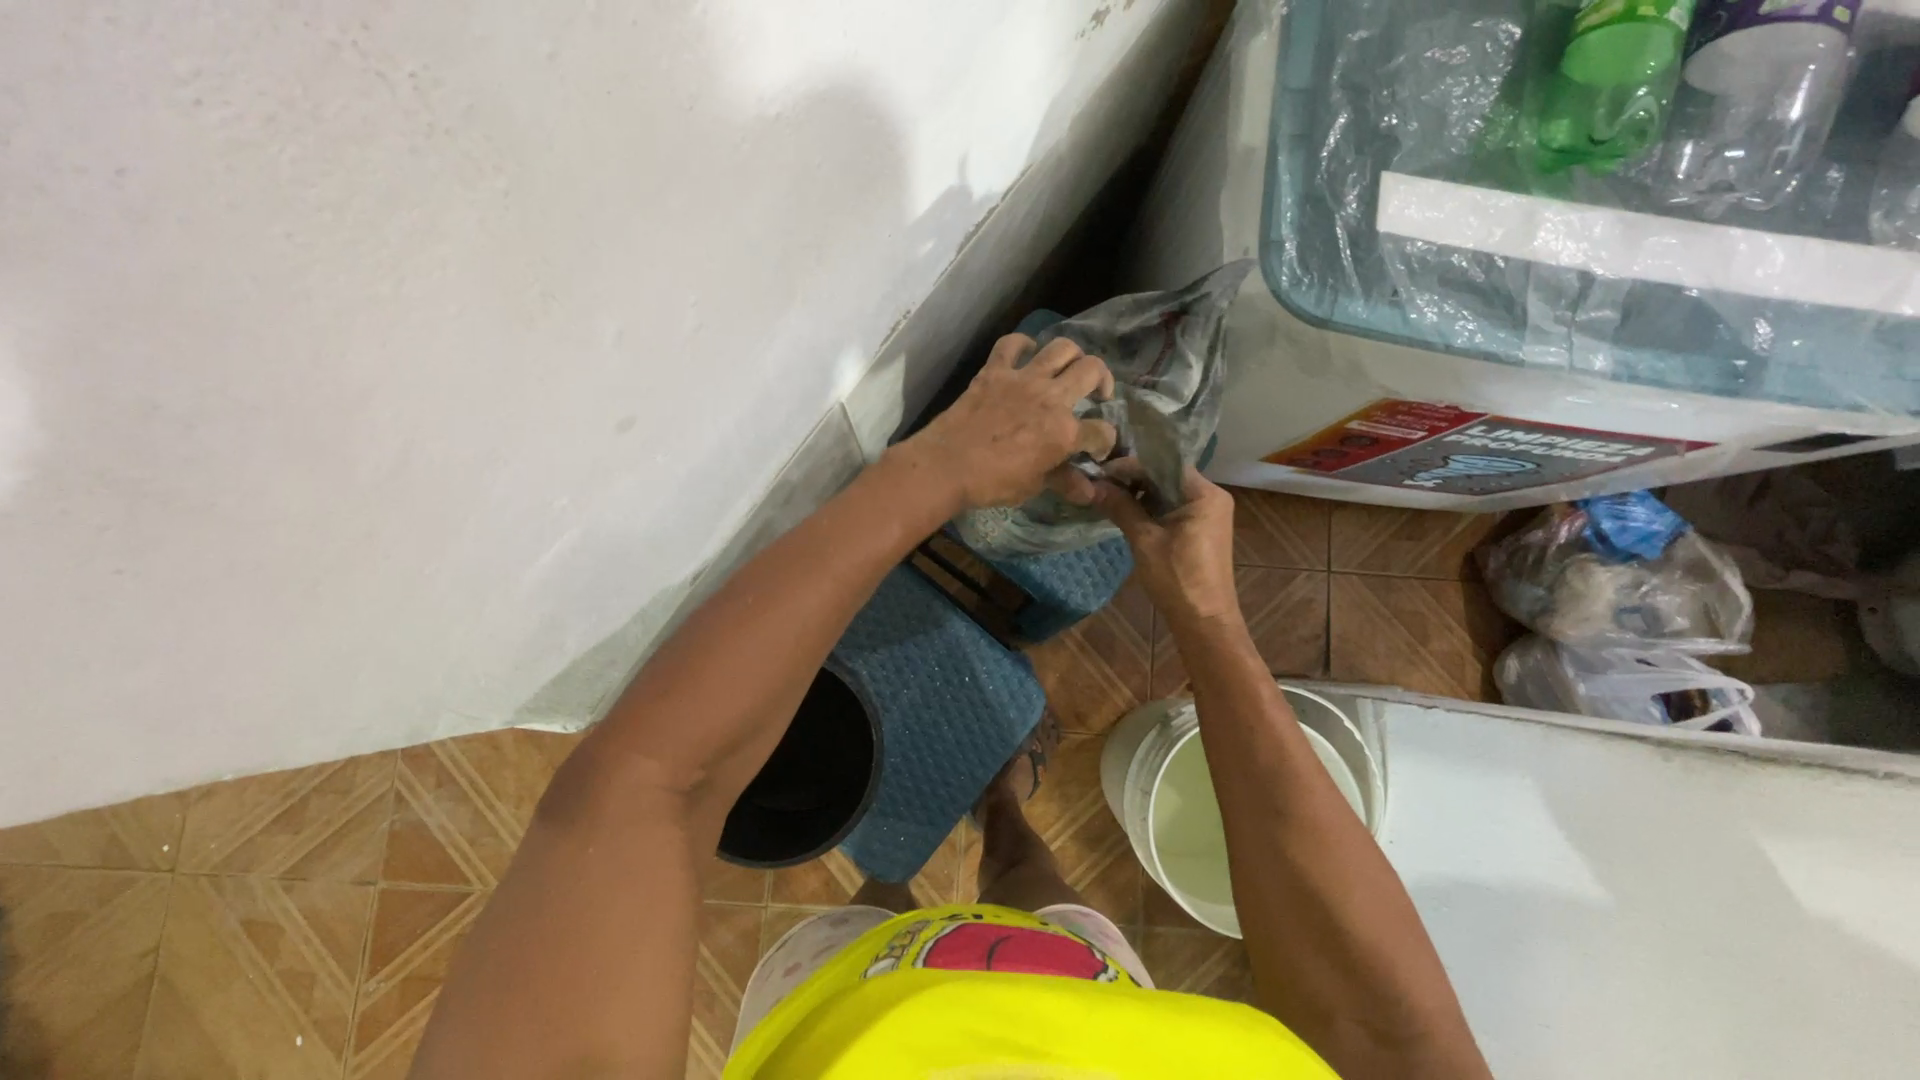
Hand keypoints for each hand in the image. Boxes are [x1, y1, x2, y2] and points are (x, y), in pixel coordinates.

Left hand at [896, 334, 1117, 510]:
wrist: (946, 465)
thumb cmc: (992, 482)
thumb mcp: (1033, 486)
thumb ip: (1064, 481)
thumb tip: (1090, 492)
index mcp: (1064, 431)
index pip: (1101, 431)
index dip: (1105, 442)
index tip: (1096, 449)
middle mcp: (1051, 398)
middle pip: (1092, 370)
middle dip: (1103, 380)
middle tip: (1096, 393)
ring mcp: (1023, 379)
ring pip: (1062, 347)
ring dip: (1073, 355)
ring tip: (1070, 368)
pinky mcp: (995, 371)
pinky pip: (1012, 344)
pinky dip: (1023, 344)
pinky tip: (1027, 353)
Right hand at [1093, 462, 1240, 629]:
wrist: (1204, 620)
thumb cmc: (1177, 578)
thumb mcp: (1145, 540)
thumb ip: (1120, 507)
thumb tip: (1092, 485)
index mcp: (1205, 494)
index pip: (1163, 464)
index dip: (1130, 466)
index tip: (1099, 472)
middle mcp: (1211, 496)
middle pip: (1167, 475)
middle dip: (1133, 478)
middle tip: (1099, 482)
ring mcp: (1207, 513)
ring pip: (1168, 492)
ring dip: (1139, 493)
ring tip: (1107, 495)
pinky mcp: (1200, 528)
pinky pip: (1173, 507)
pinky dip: (1150, 507)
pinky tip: (1125, 510)